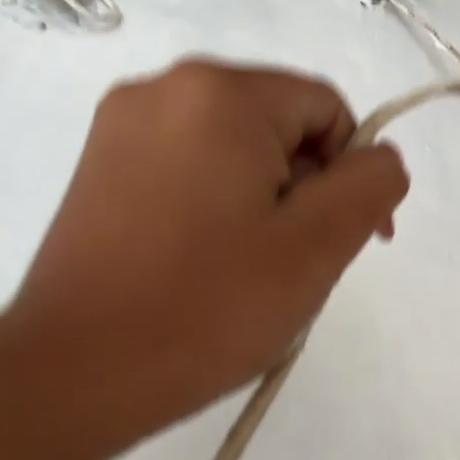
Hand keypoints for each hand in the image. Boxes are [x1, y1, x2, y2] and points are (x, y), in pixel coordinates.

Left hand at [10, 59, 408, 430]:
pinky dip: (227, 206)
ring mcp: (122, 128)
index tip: (357, 240)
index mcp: (219, 94)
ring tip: (261, 268)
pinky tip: (217, 262)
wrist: (80, 370)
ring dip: (273, 202)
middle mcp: (163, 89)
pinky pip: (196, 168)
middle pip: (283, 124)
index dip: (357, 171)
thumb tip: (378, 159)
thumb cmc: (212, 303)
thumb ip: (371, 184)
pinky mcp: (102, 168)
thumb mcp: (318, 243)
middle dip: (313, 187)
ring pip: (241, 149)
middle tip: (305, 261)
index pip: (328, 109)